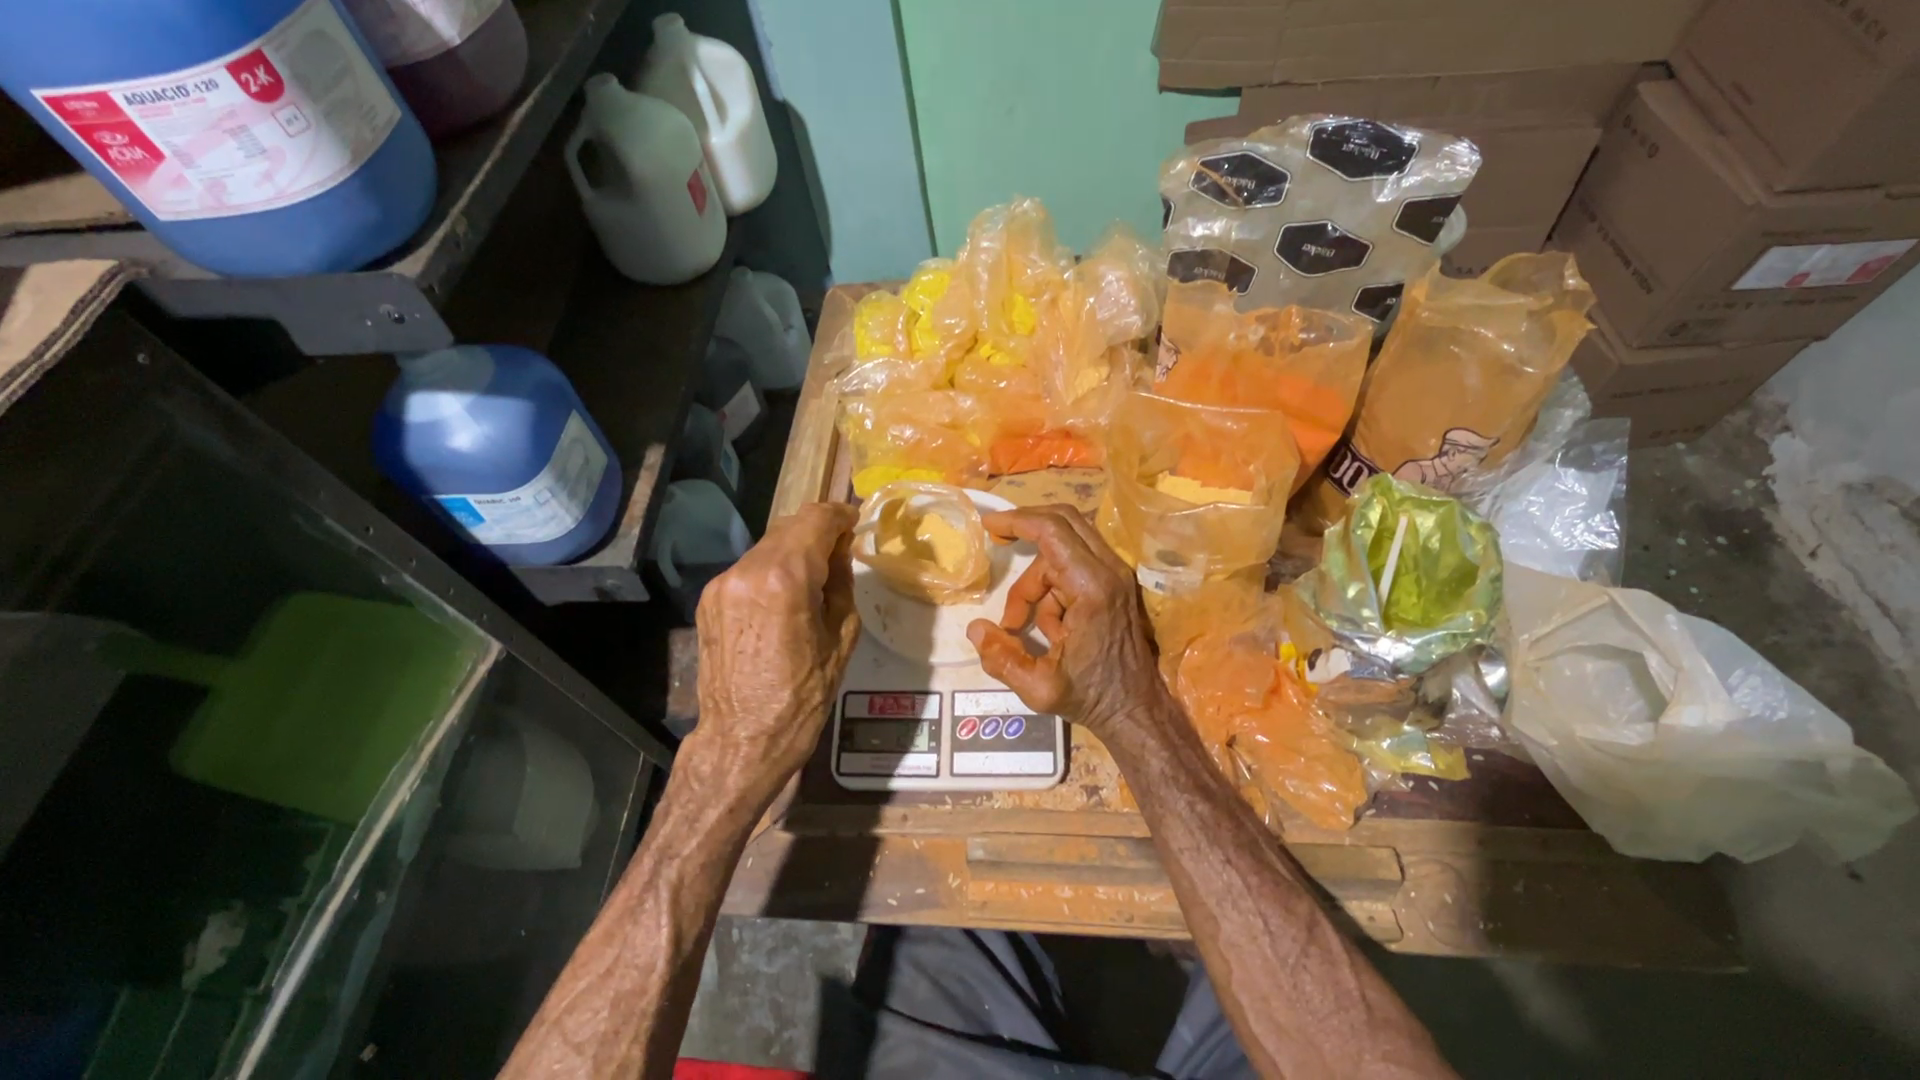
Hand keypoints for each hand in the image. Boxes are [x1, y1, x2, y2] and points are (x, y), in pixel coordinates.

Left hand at [693, 502, 859, 791]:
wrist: (743, 738)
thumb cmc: (802, 697)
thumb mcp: (841, 638)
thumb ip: (841, 584)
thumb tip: (840, 554)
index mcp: (785, 579)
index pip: (815, 521)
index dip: (840, 515)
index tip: (855, 522)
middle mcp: (748, 571)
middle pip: (788, 527)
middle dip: (817, 531)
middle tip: (841, 548)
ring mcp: (723, 585)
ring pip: (766, 547)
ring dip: (793, 551)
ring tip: (815, 577)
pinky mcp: (709, 601)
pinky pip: (748, 571)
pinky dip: (771, 572)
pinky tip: (786, 597)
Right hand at [966, 505, 1170, 742]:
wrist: (1135, 710)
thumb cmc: (1091, 698)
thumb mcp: (1038, 688)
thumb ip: (1002, 658)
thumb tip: (975, 628)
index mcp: (1092, 588)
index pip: (1052, 531)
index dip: (1017, 521)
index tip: (988, 525)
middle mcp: (1109, 571)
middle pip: (1064, 521)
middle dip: (1025, 528)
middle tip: (996, 539)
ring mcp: (1116, 576)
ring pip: (1065, 548)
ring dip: (1035, 578)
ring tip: (1019, 624)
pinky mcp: (1116, 585)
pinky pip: (1075, 566)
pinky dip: (1052, 588)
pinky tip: (1049, 628)